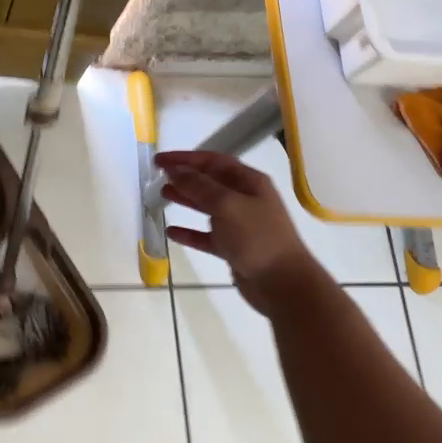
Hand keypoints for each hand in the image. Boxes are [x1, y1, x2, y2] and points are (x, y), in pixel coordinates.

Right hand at [156, 150, 316, 307]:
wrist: (282, 283)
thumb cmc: (257, 238)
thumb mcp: (227, 205)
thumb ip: (199, 186)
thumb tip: (176, 170)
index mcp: (250, 182)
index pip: (214, 161)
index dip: (186, 158)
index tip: (160, 160)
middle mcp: (245, 199)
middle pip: (210, 182)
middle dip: (185, 177)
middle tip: (159, 176)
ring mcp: (240, 224)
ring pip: (208, 206)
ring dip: (186, 199)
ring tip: (163, 195)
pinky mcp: (233, 247)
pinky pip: (207, 236)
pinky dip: (190, 232)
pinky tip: (172, 232)